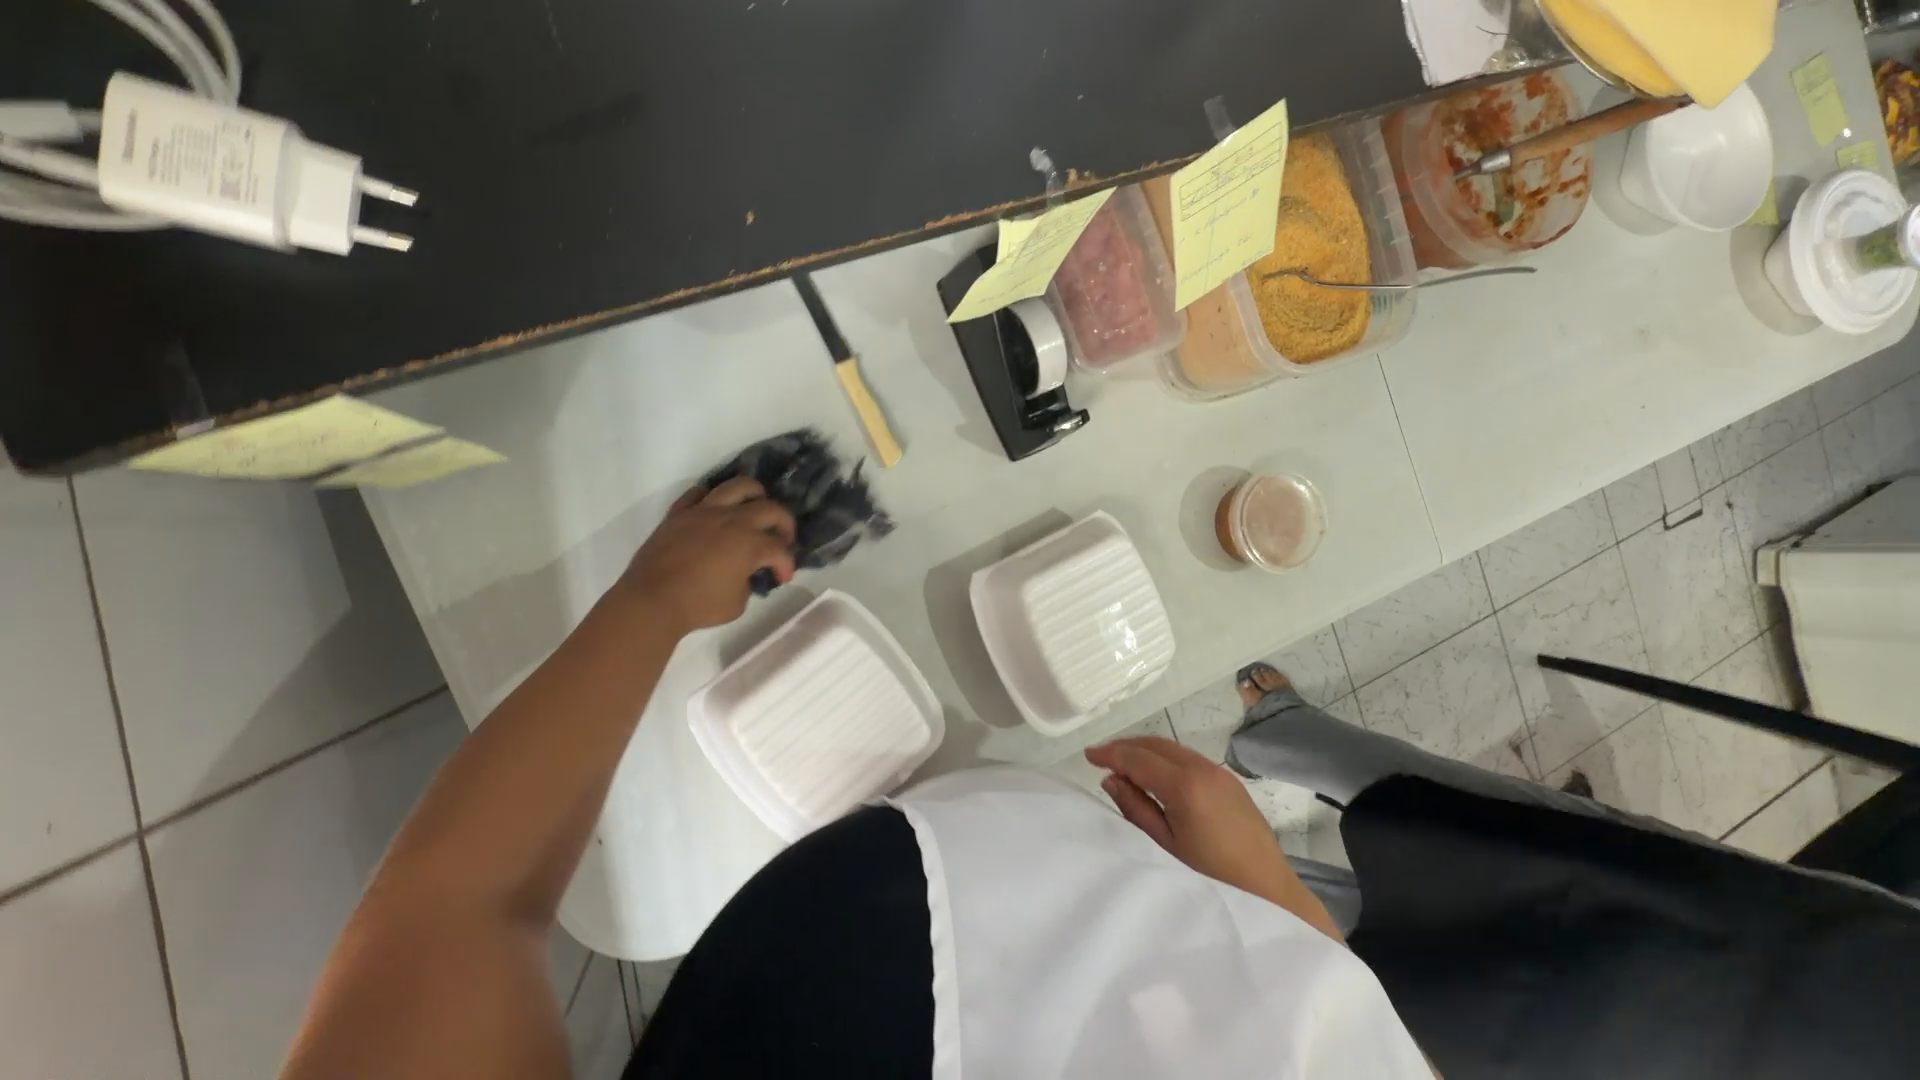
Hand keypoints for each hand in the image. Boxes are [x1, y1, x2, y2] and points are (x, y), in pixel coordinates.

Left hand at [616, 478, 796, 634]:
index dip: (787, 564)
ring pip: (738, 486)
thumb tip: (743, 572)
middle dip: (784, 524)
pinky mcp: (679, 513)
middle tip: (782, 539)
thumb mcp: (738, 603)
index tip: (783, 578)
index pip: (780, 549)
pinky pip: (698, 493)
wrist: (652, 600)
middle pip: (770, 509)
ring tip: (756, 506)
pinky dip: (711, 497)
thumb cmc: (699, 605)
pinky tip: (714, 509)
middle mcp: (732, 520)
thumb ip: (747, 581)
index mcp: (750, 544)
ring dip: (755, 494)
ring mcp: (704, 512)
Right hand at [1084, 736, 1294, 902]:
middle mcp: (1203, 769)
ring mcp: (1220, 773)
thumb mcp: (1165, 846)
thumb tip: (1111, 779)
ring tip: (1124, 765)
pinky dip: (1166, 759)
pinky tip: (1156, 774)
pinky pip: (1189, 759)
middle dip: (1127, 747)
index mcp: (1185, 785)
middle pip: (1156, 745)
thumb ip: (1136, 808)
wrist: (1269, 892)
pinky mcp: (1231, 782)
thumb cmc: (1211, 877)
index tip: (1087, 755)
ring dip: (1146, 751)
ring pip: (1174, 749)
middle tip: (1101, 758)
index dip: (1110, 754)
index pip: (1138, 758)